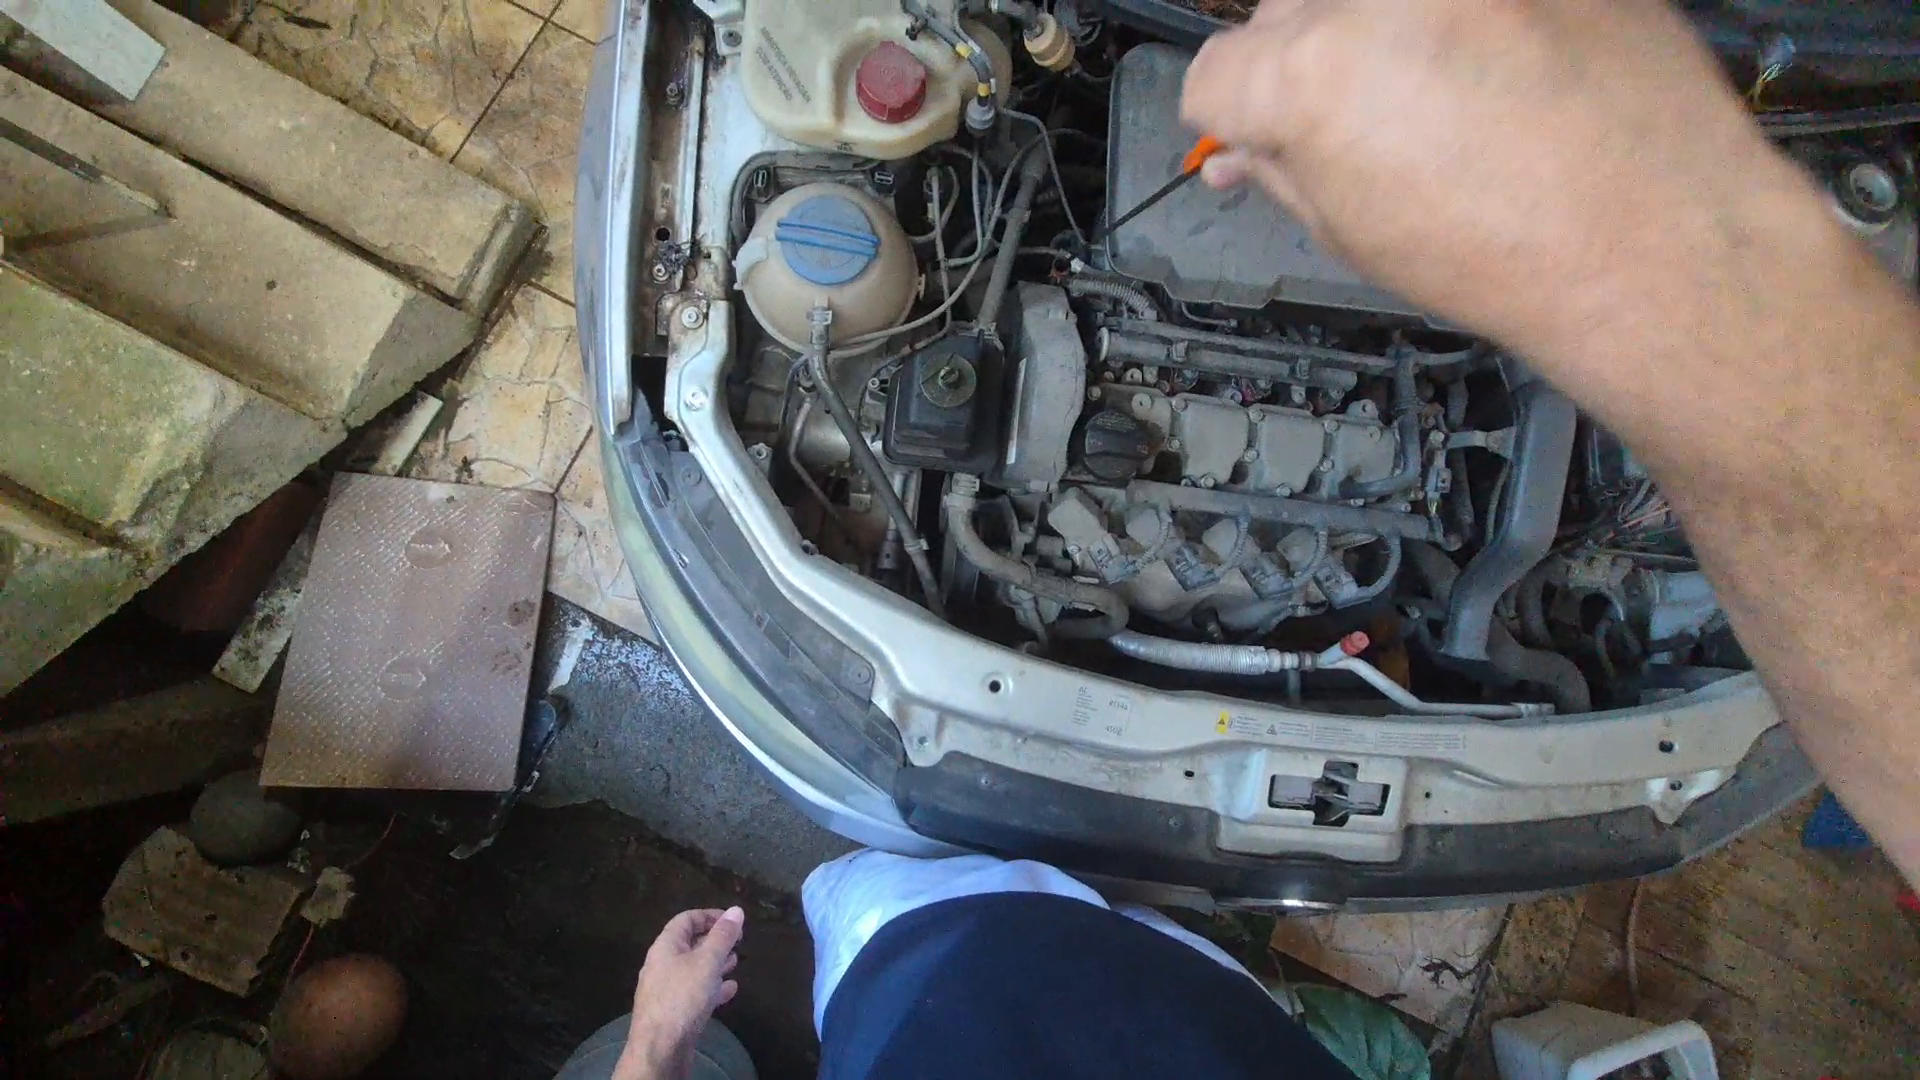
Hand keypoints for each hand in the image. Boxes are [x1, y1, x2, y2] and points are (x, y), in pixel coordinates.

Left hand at [614, 907, 744, 1079]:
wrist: (659, 1052)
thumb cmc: (682, 997)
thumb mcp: (708, 961)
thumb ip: (723, 935)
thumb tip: (737, 910)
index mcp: (665, 946)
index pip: (687, 919)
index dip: (710, 915)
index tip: (733, 922)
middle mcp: (662, 965)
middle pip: (691, 943)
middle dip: (715, 941)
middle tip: (738, 943)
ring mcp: (666, 990)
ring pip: (694, 969)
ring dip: (715, 963)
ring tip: (735, 963)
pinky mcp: (673, 1012)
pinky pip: (694, 992)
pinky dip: (712, 987)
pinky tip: (729, 990)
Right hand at [1179, 0, 1827, 359]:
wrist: (1638, 234)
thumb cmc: (1495, 249)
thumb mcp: (1343, 228)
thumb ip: (1277, 173)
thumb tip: (1238, 158)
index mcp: (1313, 73)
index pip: (1211, 74)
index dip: (1218, 122)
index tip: (1239, 142)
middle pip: (1277, 12)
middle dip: (1282, 72)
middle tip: (1320, 131)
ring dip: (1354, 37)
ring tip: (1400, 102)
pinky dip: (1432, 21)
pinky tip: (1463, 76)